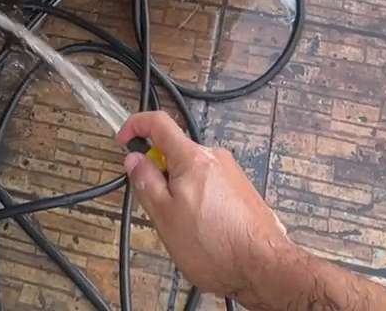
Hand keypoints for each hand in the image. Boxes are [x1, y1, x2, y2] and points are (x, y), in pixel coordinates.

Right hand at [116, 110, 301, 301]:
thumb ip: (146, 182)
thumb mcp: (165, 216)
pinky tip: (204, 231)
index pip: (158, 122)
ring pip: (191, 173)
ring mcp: (229, 171)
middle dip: (161, 176)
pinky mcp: (239, 188)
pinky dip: (198, 201)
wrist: (262, 264)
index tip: (124, 138)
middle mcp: (213, 155)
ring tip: (187, 229)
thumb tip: (134, 159)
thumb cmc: (216, 244)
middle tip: (160, 209)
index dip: (136, 125)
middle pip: (175, 152)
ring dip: (180, 193)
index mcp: (192, 156)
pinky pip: (208, 185)